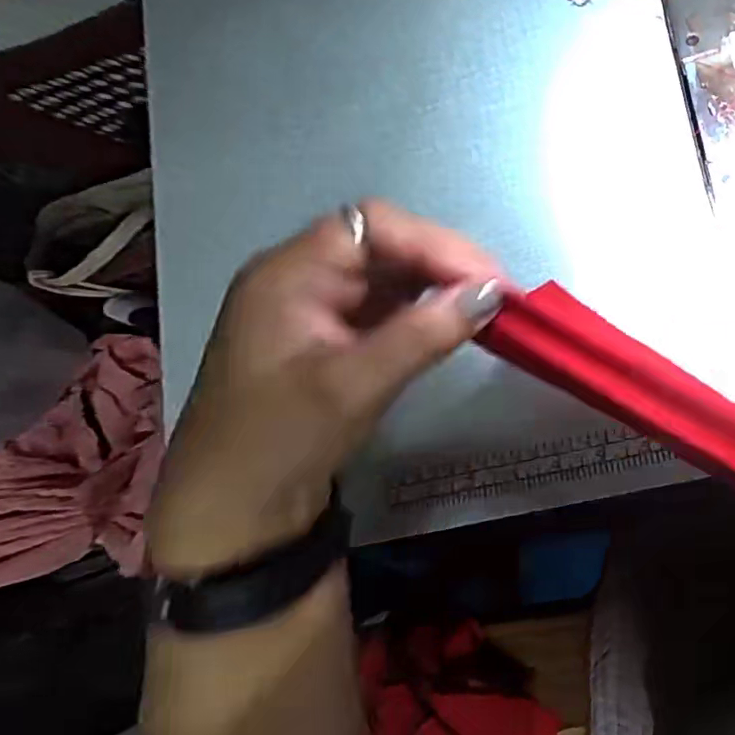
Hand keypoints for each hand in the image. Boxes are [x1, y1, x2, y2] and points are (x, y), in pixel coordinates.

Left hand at [150, 200, 508, 577]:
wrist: (233, 508)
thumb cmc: (278, 439)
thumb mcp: (354, 385)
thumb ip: (425, 333)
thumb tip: (492, 293)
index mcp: (291, 274)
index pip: (374, 226)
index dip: (436, 244)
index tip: (488, 281)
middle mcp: (307, 278)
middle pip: (389, 242)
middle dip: (449, 261)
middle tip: (501, 295)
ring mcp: (325, 306)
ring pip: (398, 272)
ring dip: (446, 283)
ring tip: (491, 306)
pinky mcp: (343, 334)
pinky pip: (397, 303)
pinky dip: (434, 307)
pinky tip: (461, 321)